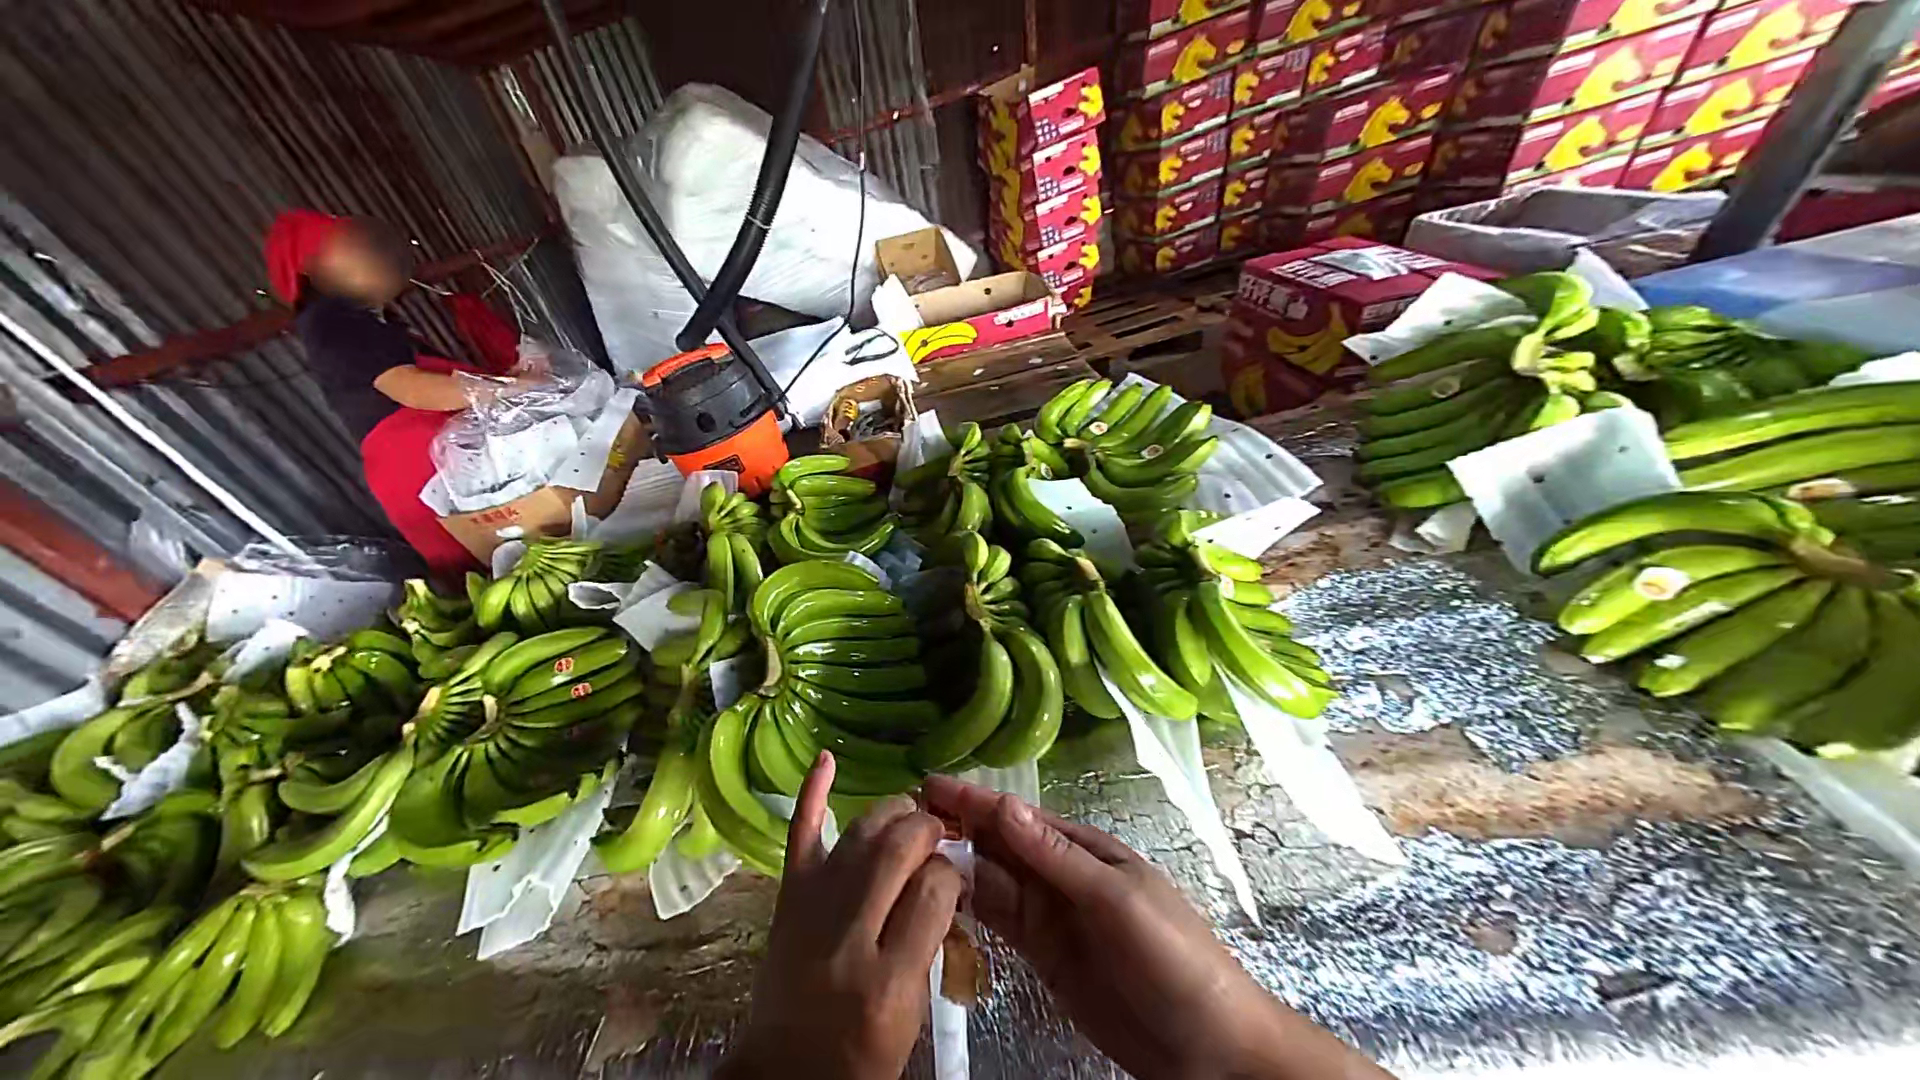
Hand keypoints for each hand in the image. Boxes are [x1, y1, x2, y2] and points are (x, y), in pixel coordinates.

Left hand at [720, 754, 963, 1079]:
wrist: (782, 1073)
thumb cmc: (860, 1054)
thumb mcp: (912, 1012)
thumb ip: (931, 940)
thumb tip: (944, 874)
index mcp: (887, 981)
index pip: (934, 890)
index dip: (951, 870)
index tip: (955, 872)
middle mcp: (846, 935)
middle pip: (897, 849)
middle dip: (927, 829)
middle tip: (939, 835)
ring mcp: (810, 907)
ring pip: (861, 832)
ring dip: (894, 815)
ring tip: (912, 819)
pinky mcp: (788, 895)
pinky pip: (800, 834)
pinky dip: (812, 794)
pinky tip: (827, 758)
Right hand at [921, 776, 1392, 1079]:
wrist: (1205, 1045)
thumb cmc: (1170, 955)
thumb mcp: (1114, 899)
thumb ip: (1055, 857)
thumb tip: (1003, 805)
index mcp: (1081, 847)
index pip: (1017, 817)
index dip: (973, 799)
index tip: (927, 785)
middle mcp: (1057, 873)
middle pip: (998, 843)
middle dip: (956, 826)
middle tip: (903, 817)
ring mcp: (1048, 914)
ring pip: (992, 879)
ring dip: (956, 863)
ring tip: (908, 853)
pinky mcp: (1040, 953)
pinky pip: (998, 920)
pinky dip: (968, 906)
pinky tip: (938, 897)